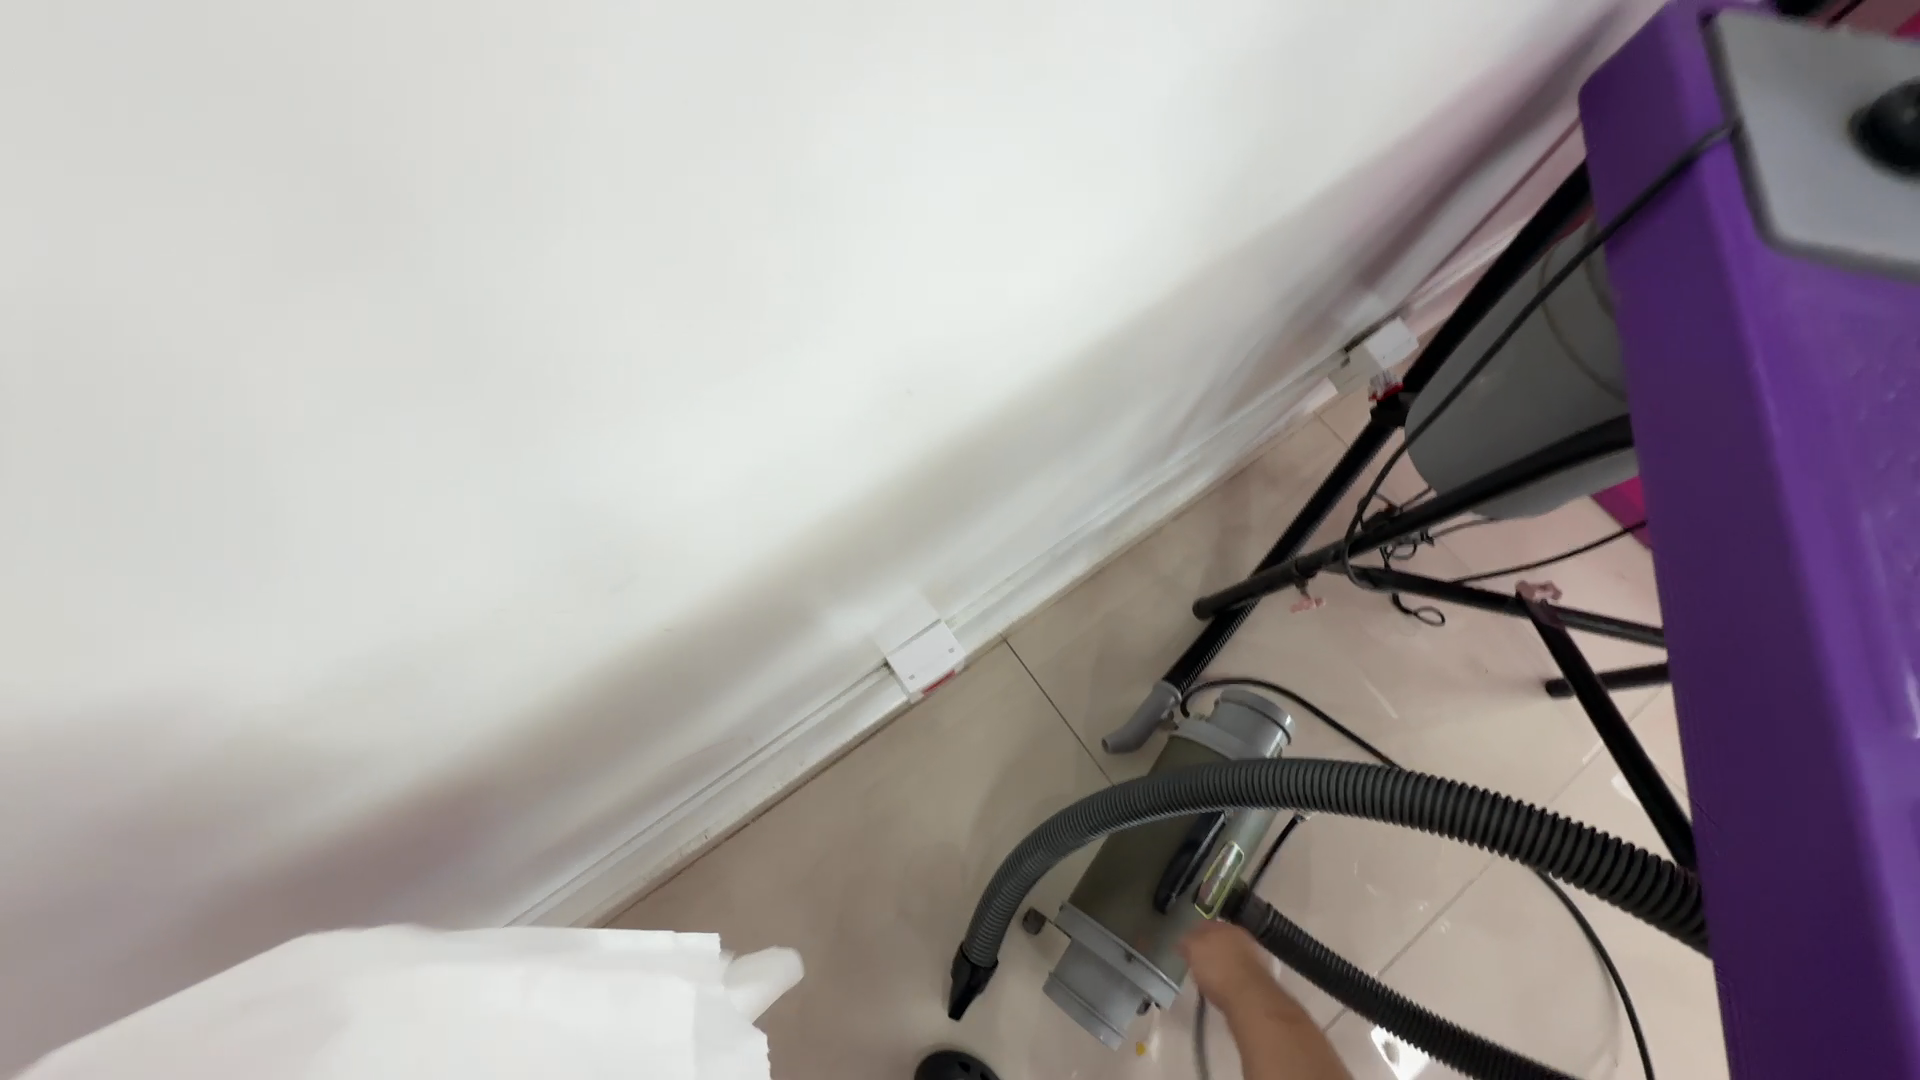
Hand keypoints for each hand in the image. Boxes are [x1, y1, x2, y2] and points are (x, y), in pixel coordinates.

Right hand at [1179, 921, 1283, 1014]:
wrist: (1251, 998)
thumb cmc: (1217, 970)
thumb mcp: (1193, 951)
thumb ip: (1186, 942)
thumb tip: (1183, 941)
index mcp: (1222, 925)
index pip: (1203, 924)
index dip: (1192, 935)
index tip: (1184, 947)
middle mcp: (1239, 935)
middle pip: (1219, 939)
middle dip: (1209, 947)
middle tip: (1196, 961)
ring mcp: (1252, 956)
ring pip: (1231, 955)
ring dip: (1222, 962)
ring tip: (1210, 977)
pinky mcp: (1260, 977)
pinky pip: (1239, 972)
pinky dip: (1231, 976)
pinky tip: (1224, 987)